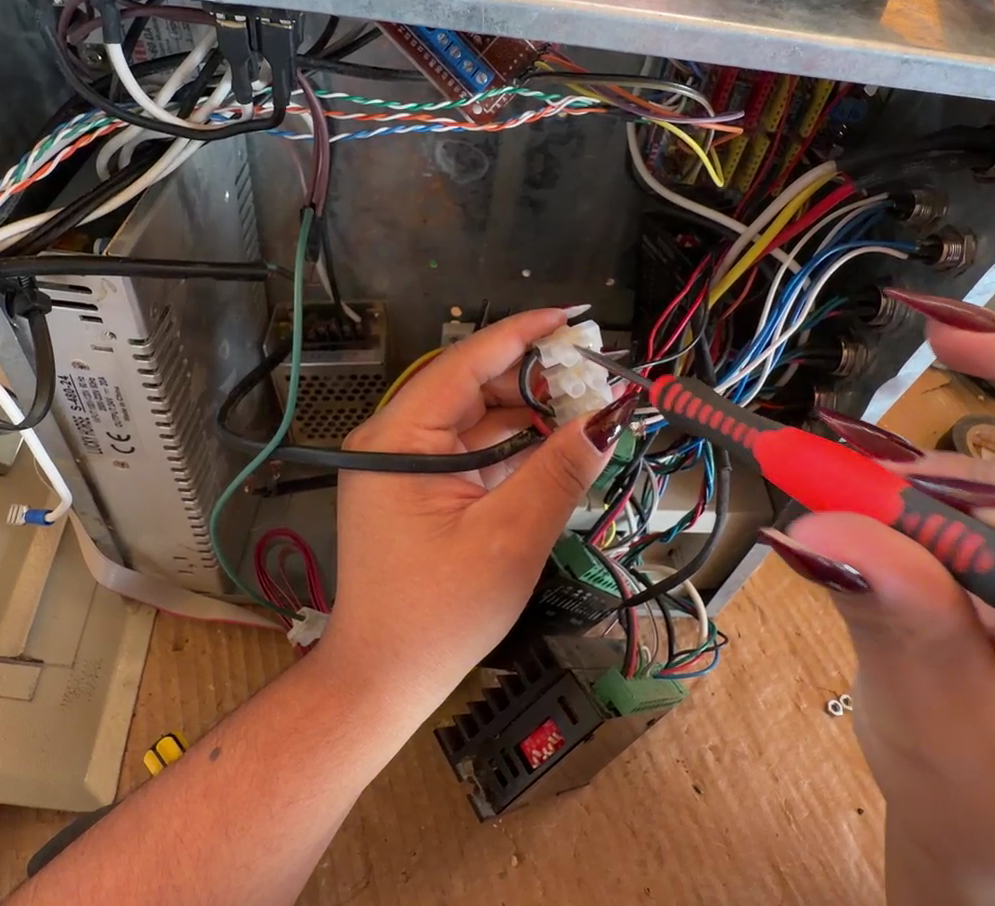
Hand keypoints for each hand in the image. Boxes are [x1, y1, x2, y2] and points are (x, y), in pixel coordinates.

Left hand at [325, 309, 631, 698]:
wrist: (383, 678)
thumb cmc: (437, 614)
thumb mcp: (510, 538)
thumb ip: (561, 470)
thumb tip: (610, 417)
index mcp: (398, 440)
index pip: (465, 364)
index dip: (522, 335)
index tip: (573, 317)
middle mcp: (393, 441)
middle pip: (473, 388)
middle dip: (534, 380)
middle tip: (596, 378)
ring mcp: (402, 466)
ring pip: (476, 419)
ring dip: (528, 415)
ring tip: (587, 412)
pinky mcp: (417, 489)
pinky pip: (471, 452)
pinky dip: (512, 448)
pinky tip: (554, 447)